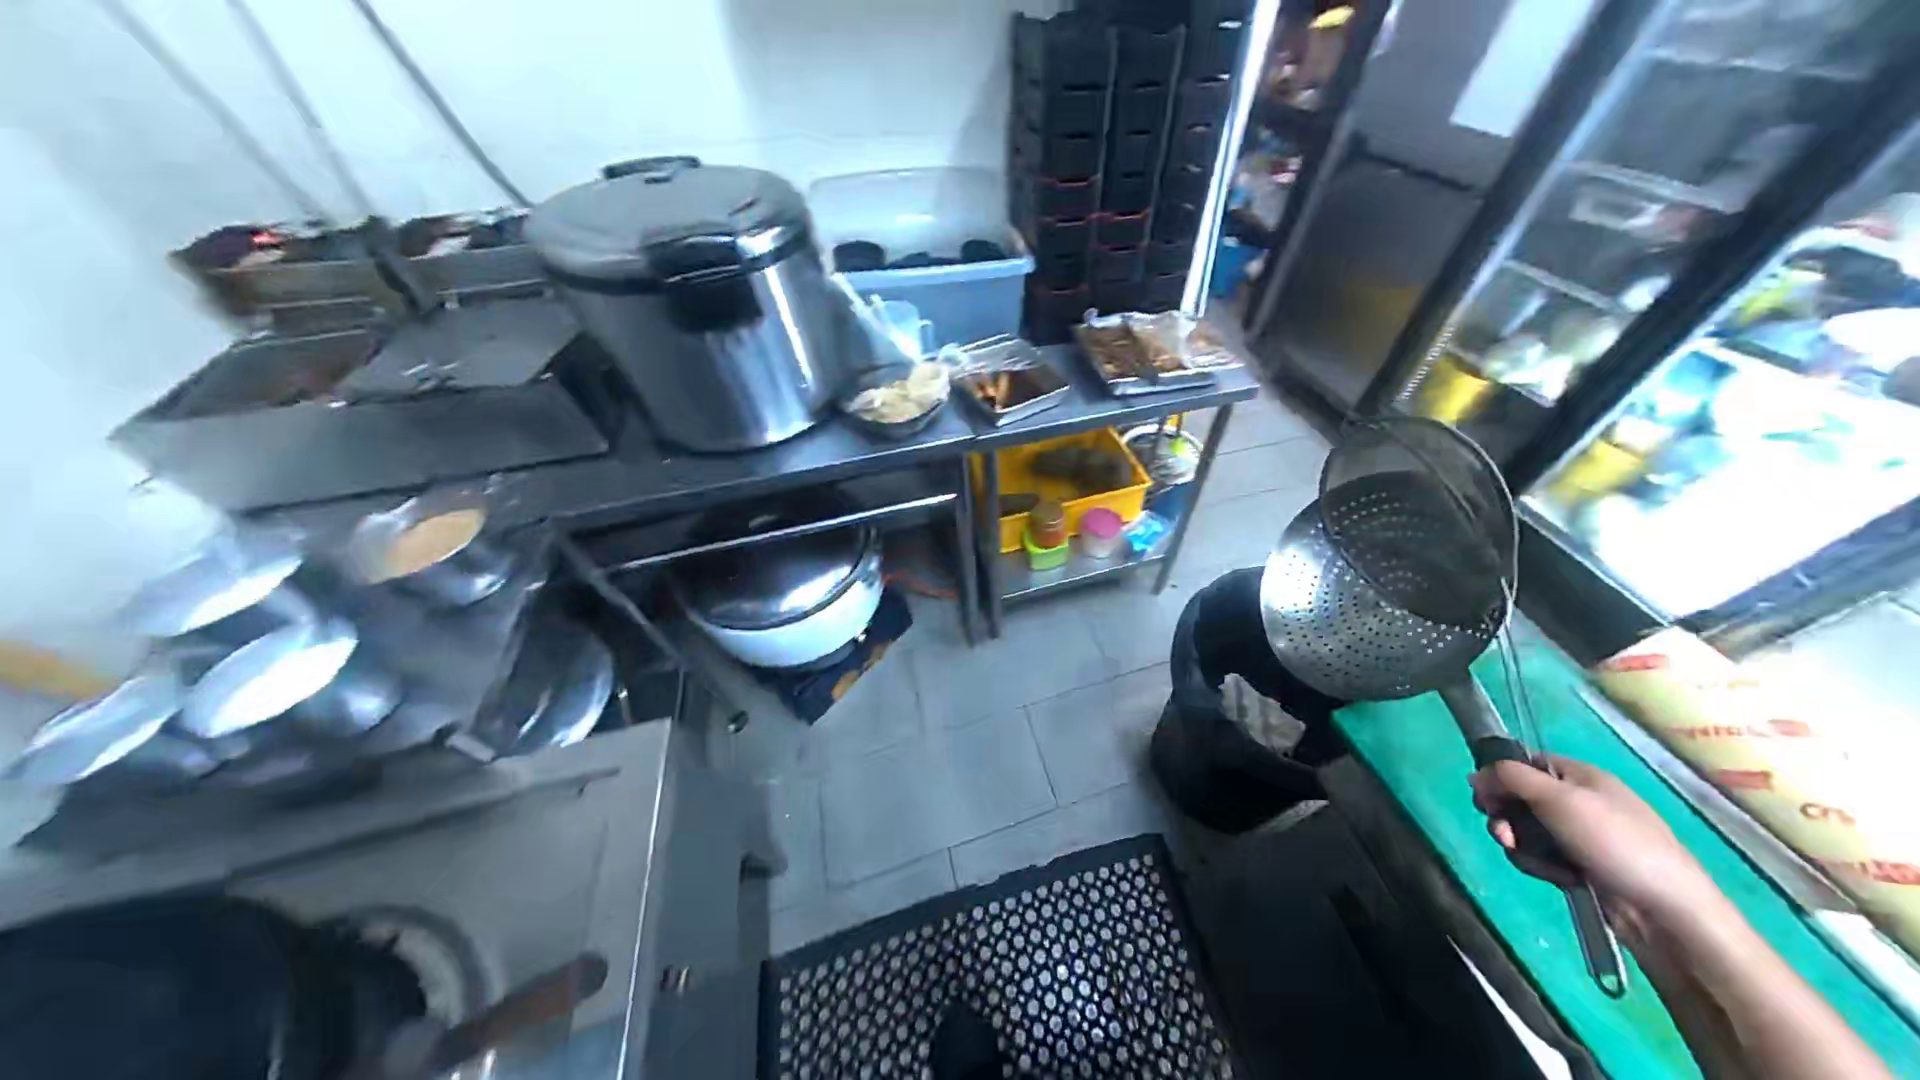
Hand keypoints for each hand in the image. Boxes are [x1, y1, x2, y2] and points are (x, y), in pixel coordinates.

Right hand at [1470, 755, 1723, 926]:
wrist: (1666, 912)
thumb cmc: (1614, 842)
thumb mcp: (1558, 798)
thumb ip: (1510, 777)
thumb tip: (1476, 775)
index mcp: (1581, 776)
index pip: (1525, 762)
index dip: (1499, 775)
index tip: (1484, 795)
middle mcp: (1579, 802)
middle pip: (1519, 797)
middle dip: (1505, 815)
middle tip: (1504, 833)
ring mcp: (1581, 835)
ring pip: (1525, 829)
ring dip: (1519, 844)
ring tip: (1535, 860)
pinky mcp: (1580, 865)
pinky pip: (1540, 855)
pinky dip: (1539, 865)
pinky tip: (1556, 877)